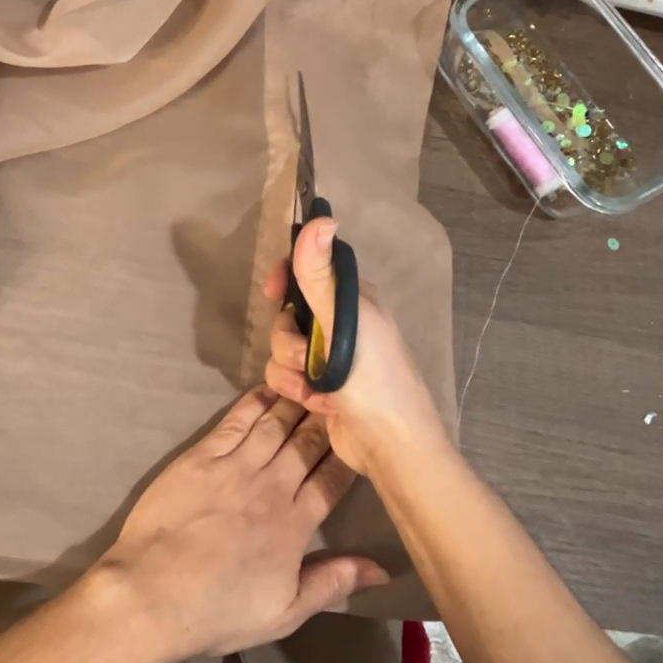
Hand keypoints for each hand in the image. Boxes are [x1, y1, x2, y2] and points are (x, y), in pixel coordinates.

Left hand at [91, 388, 387, 660]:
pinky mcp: (201, 457)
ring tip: (310, 383)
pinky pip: (234, 421)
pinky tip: (267, 388)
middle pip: (306, 444)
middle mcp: (270, 487)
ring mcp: (235, 468)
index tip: (360, 434)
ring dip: (294, 403)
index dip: (348, 455)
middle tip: (339, 396)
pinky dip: (253, 402)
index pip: (332, 480)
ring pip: (274, 426)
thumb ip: (332, 582)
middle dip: (326, 420)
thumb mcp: (285, 613)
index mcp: (294, 525)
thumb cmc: (219, 610)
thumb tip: (380, 568)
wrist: (153, 592)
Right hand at [262, 218, 449, 477]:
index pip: (310, 269)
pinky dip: (293, 389)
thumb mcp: (345, 322)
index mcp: (352, 300)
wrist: (389, 446)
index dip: (287, 278)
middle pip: (287, 313)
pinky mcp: (316, 386)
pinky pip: (282, 374)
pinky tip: (315, 403)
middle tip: (308, 354)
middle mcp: (339, 323)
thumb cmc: (374, 379)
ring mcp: (327, 357)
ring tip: (315, 386)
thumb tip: (321, 217)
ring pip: (279, 346)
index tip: (274, 293)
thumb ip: (321, 275)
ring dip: (290, 368)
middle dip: (288, 337)